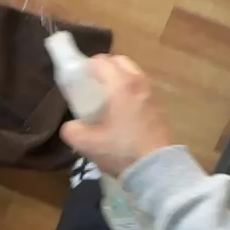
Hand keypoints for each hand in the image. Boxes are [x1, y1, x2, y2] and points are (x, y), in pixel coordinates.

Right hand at [60, 54, 175, 176]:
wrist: (155, 167)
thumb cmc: (121, 151)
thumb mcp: (88, 144)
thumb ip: (72, 131)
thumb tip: (70, 126)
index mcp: (120, 85)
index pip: (100, 61)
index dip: (85, 67)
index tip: (77, 80)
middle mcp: (138, 83)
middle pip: (119, 61)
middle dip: (104, 68)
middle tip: (92, 85)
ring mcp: (151, 94)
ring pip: (132, 73)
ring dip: (118, 79)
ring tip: (107, 99)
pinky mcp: (159, 106)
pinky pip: (140, 88)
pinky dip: (129, 91)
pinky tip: (122, 112)